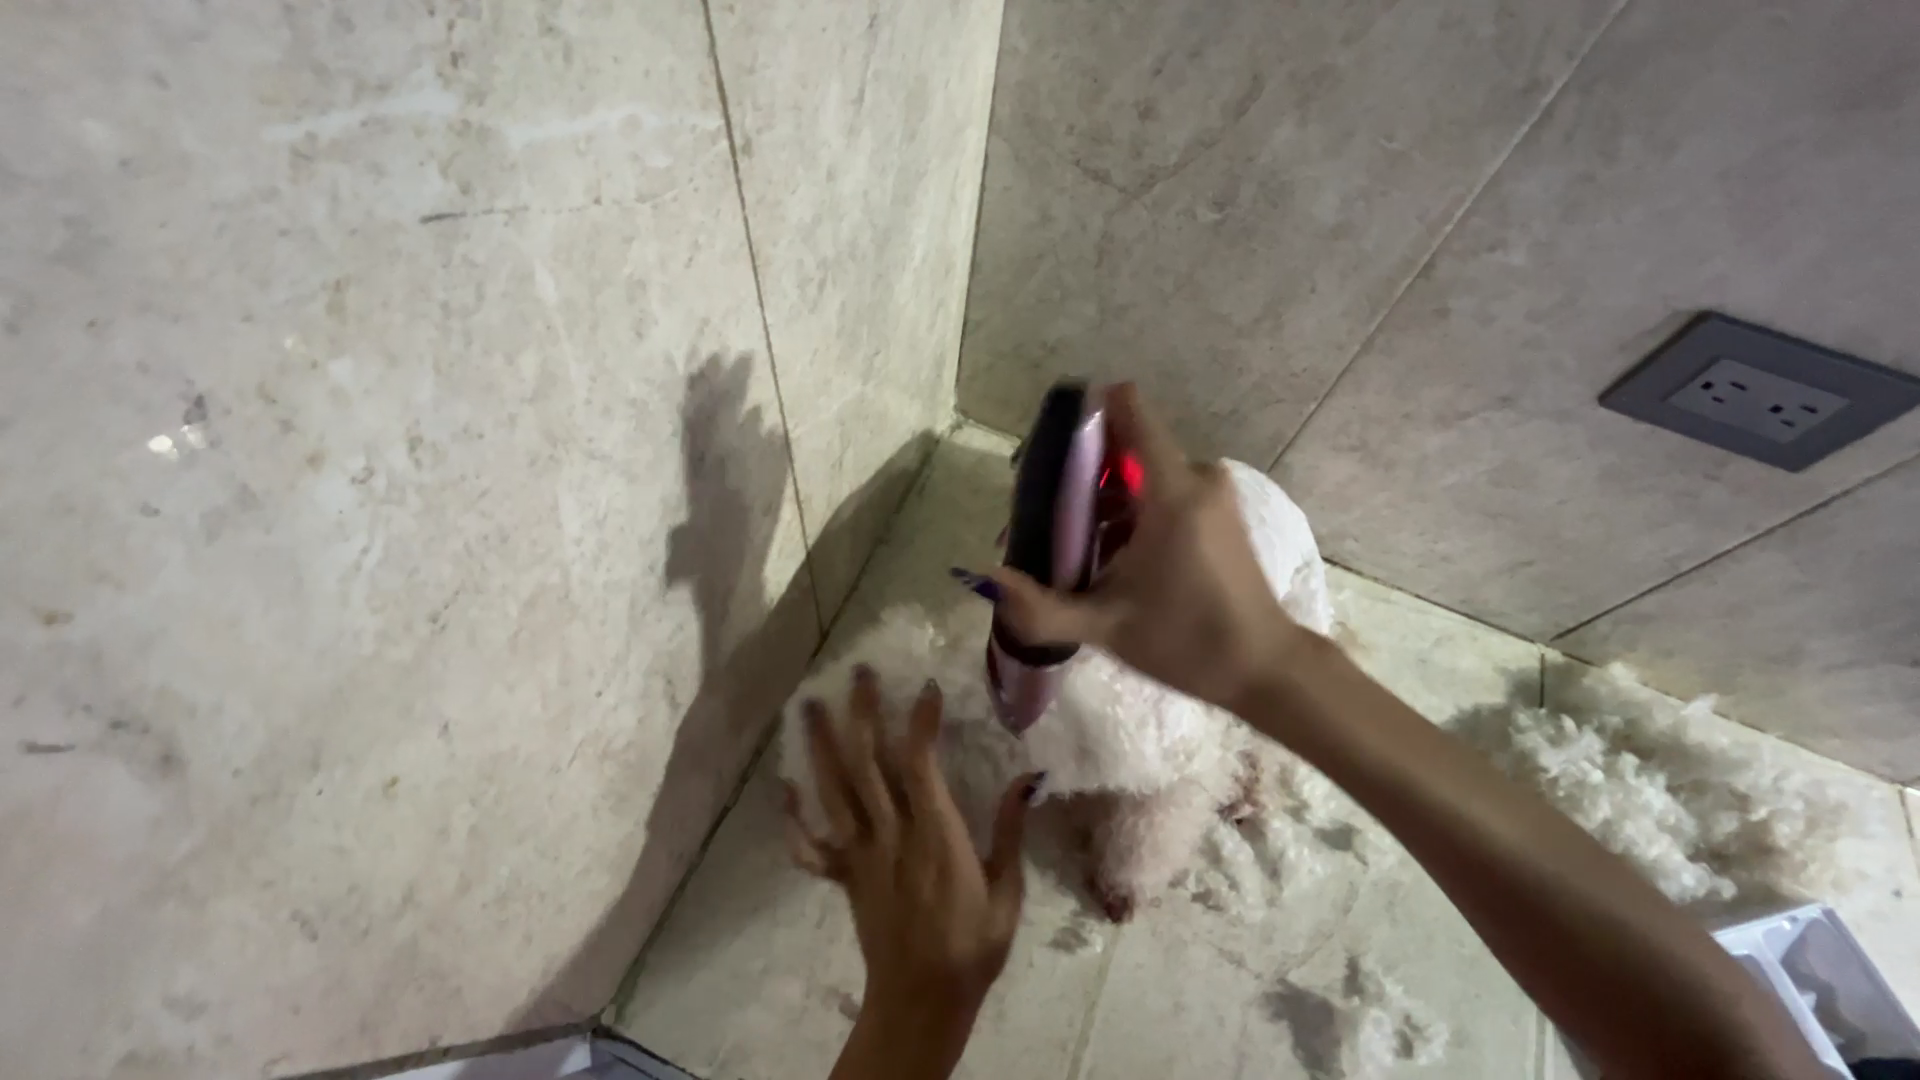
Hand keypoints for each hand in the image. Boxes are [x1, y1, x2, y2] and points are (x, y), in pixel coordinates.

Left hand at [785, 669, 1037, 1078]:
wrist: (922, 1001)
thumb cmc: (973, 946)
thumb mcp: (1007, 891)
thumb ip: (1012, 831)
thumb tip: (1030, 777)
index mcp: (935, 836)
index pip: (920, 764)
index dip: (920, 722)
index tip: (927, 688)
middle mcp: (891, 835)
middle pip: (867, 764)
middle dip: (861, 714)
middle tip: (858, 674)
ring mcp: (860, 856)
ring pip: (834, 791)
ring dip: (820, 746)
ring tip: (809, 706)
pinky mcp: (843, 878)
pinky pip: (810, 846)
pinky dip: (793, 817)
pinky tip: (783, 787)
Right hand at [991, 382, 1308, 711]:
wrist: (1264, 668)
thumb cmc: (1187, 641)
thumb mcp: (1105, 626)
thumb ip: (1040, 605)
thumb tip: (986, 580)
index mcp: (1171, 490)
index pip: (1127, 408)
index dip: (1082, 419)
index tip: (1046, 460)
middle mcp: (1194, 476)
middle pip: (1122, 446)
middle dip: (1077, 478)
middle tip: (1041, 525)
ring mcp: (1209, 493)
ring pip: (1138, 473)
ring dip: (1099, 502)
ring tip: (1067, 551)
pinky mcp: (1215, 512)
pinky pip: (1160, 491)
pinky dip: (1127, 513)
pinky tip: (1105, 559)